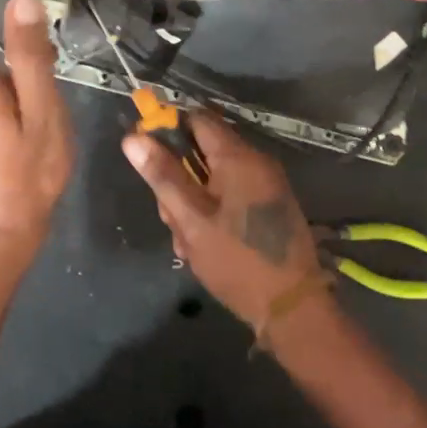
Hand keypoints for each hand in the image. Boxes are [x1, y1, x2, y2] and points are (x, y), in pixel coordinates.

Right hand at [123, 113, 323, 326]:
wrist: (293, 309)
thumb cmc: (237, 261)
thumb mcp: (192, 220)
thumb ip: (163, 176)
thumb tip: (133, 138)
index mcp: (238, 157)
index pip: (197, 118)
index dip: (167, 128)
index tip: (146, 154)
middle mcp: (256, 161)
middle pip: (203, 150)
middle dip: (178, 178)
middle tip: (169, 216)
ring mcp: (266, 184)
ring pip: (213, 177)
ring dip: (192, 202)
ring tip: (186, 241)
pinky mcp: (269, 206)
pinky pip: (231, 194)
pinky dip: (212, 212)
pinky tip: (203, 244)